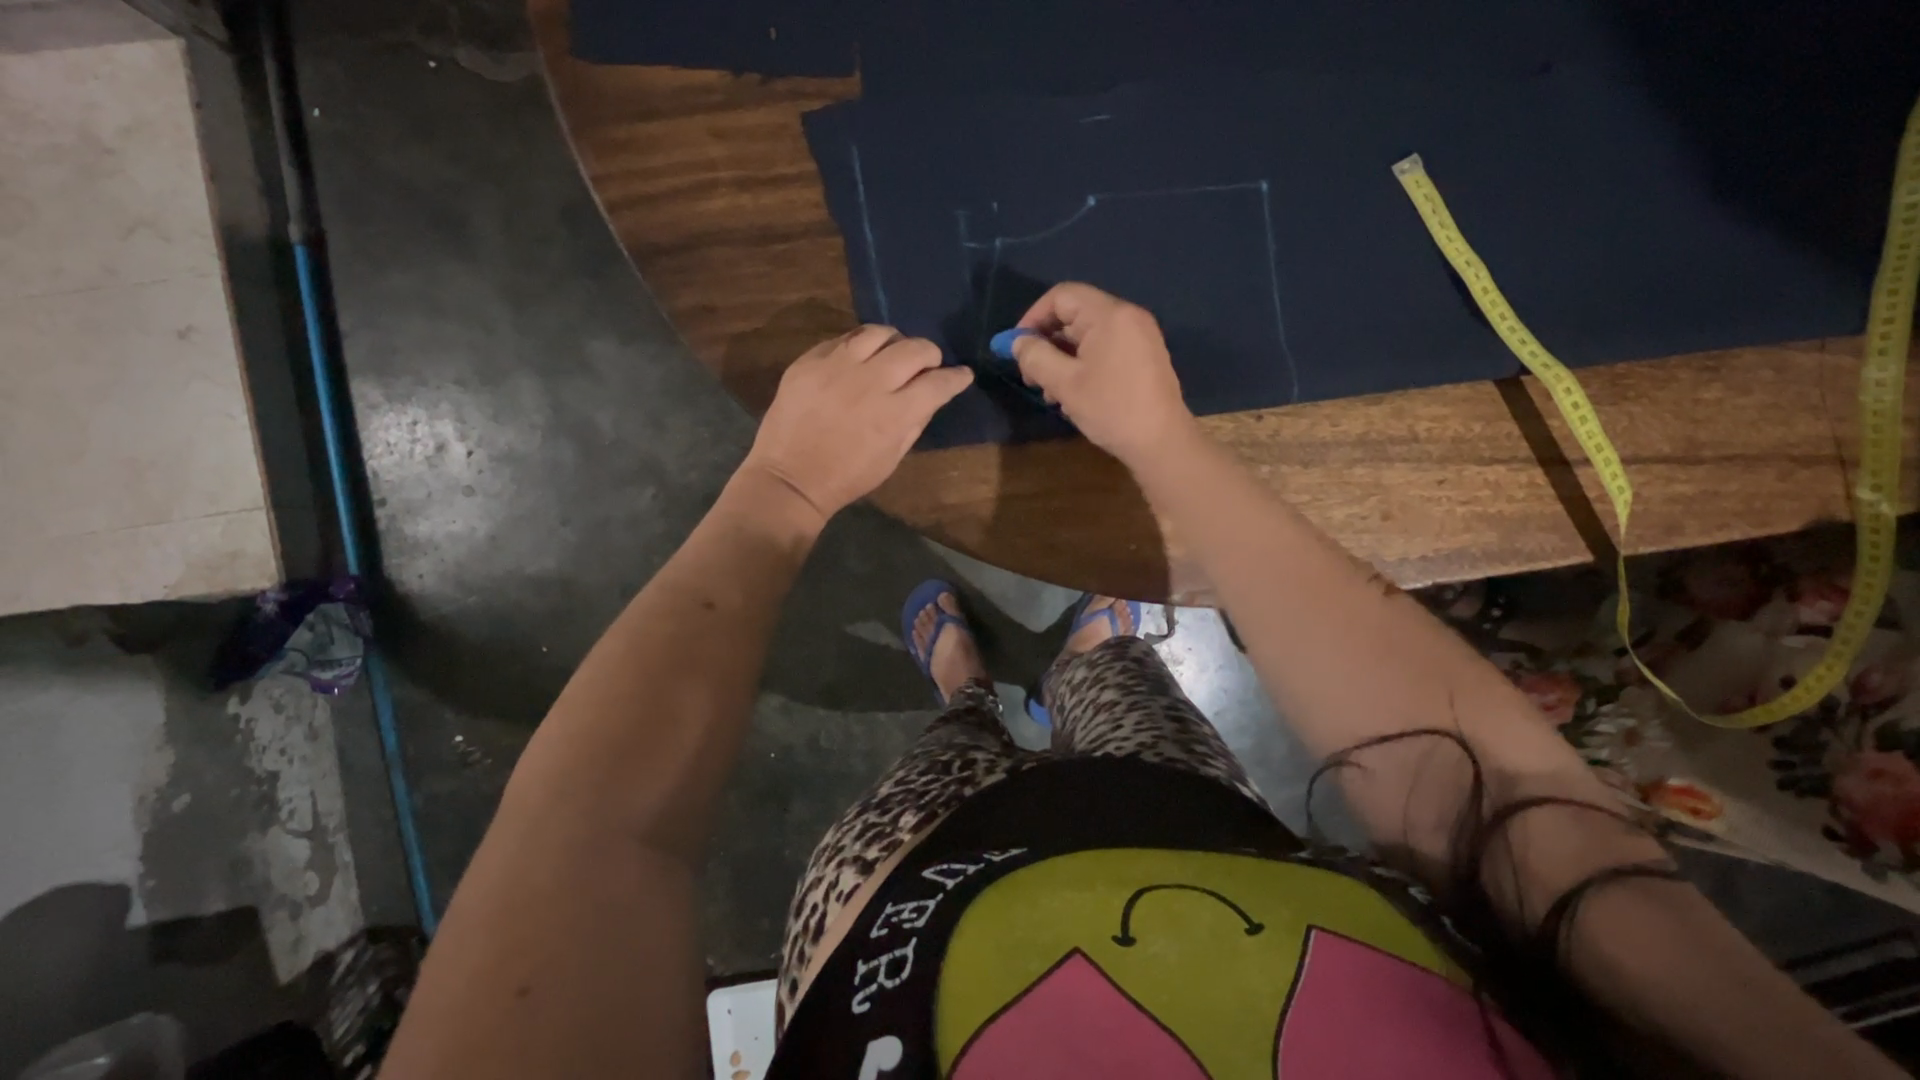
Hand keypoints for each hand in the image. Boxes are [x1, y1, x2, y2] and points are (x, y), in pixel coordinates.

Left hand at [742, 325, 971, 525]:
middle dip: (929, 353)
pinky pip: (843, 339)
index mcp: (894, 414)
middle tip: (926, 364)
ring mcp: (836, 367)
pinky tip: (857, 360)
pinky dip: (858, 346)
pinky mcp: (809, 361)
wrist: (789, 479)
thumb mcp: (892, 458)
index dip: (956, 377)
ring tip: (891, 353)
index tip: (962, 375)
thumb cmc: (846, 477)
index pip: (938, 383)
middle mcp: (869, 382)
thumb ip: (914, 422)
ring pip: (877, 332)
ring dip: (893, 341)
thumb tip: (930, 395)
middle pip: (913, 348)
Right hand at [1011, 283, 1196, 465]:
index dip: (1033, 317)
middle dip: (1047, 342)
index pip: (1061, 296)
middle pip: (1076, 314)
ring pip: (1089, 335)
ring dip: (1063, 358)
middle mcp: (1128, 317)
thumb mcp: (1064, 384)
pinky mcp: (1145, 357)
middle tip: (1030, 375)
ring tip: (1049, 392)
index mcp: (1109, 315)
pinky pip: (1106, 349)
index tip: (1017, 347)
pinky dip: (1083, 364)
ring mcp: (1140, 337)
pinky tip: (1072, 394)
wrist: (1162, 443)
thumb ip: (1035, 356)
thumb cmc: (1111, 408)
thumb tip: (1018, 343)